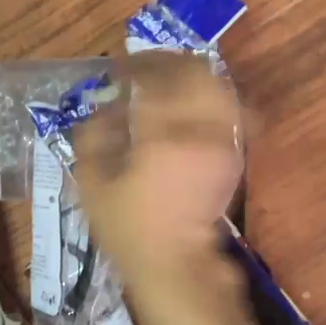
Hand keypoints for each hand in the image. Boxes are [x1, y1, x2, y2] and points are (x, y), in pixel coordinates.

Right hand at [72, 52, 243, 295]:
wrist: (175, 261)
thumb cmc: (127, 226)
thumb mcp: (91, 182)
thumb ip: (94, 136)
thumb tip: (107, 108)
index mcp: (163, 134)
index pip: (154, 78)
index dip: (134, 66)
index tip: (115, 69)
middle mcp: (202, 129)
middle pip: (195, 72)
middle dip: (167, 63)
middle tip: (142, 67)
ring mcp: (225, 140)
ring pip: (217, 86)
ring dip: (191, 76)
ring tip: (165, 81)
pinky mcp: (234, 153)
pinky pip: (228, 108)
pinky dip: (208, 96)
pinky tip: (187, 104)